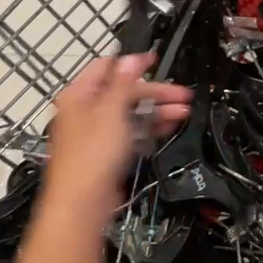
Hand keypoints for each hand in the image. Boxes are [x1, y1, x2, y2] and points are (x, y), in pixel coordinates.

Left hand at [43, 53, 190, 213]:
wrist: (82, 204)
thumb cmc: (92, 153)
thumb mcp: (110, 110)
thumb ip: (123, 82)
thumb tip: (130, 58)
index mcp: (78, 95)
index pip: (106, 67)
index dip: (132, 63)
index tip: (156, 59)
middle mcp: (85, 111)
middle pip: (124, 91)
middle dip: (154, 91)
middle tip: (181, 93)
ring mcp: (97, 133)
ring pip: (131, 113)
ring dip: (157, 109)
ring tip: (184, 111)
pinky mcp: (108, 153)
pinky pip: (133, 132)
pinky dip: (150, 127)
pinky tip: (170, 126)